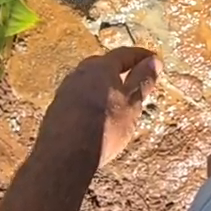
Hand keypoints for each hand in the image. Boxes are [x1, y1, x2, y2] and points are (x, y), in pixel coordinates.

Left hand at [40, 47, 160, 167]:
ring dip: (105, 87)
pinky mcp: (56, 110)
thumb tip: (153, 61)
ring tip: (119, 101)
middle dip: (121, 70)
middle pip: (104, 65)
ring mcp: (65, 91)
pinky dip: (92, 101)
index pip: (124, 53)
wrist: (64, 156)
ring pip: (90, 82)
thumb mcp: (132, 103)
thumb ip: (143, 80)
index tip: (153, 60)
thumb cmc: (104, 127)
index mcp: (100, 67)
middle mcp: (80, 73)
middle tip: (136, 79)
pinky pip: (79, 98)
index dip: (141, 56)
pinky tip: (98, 116)